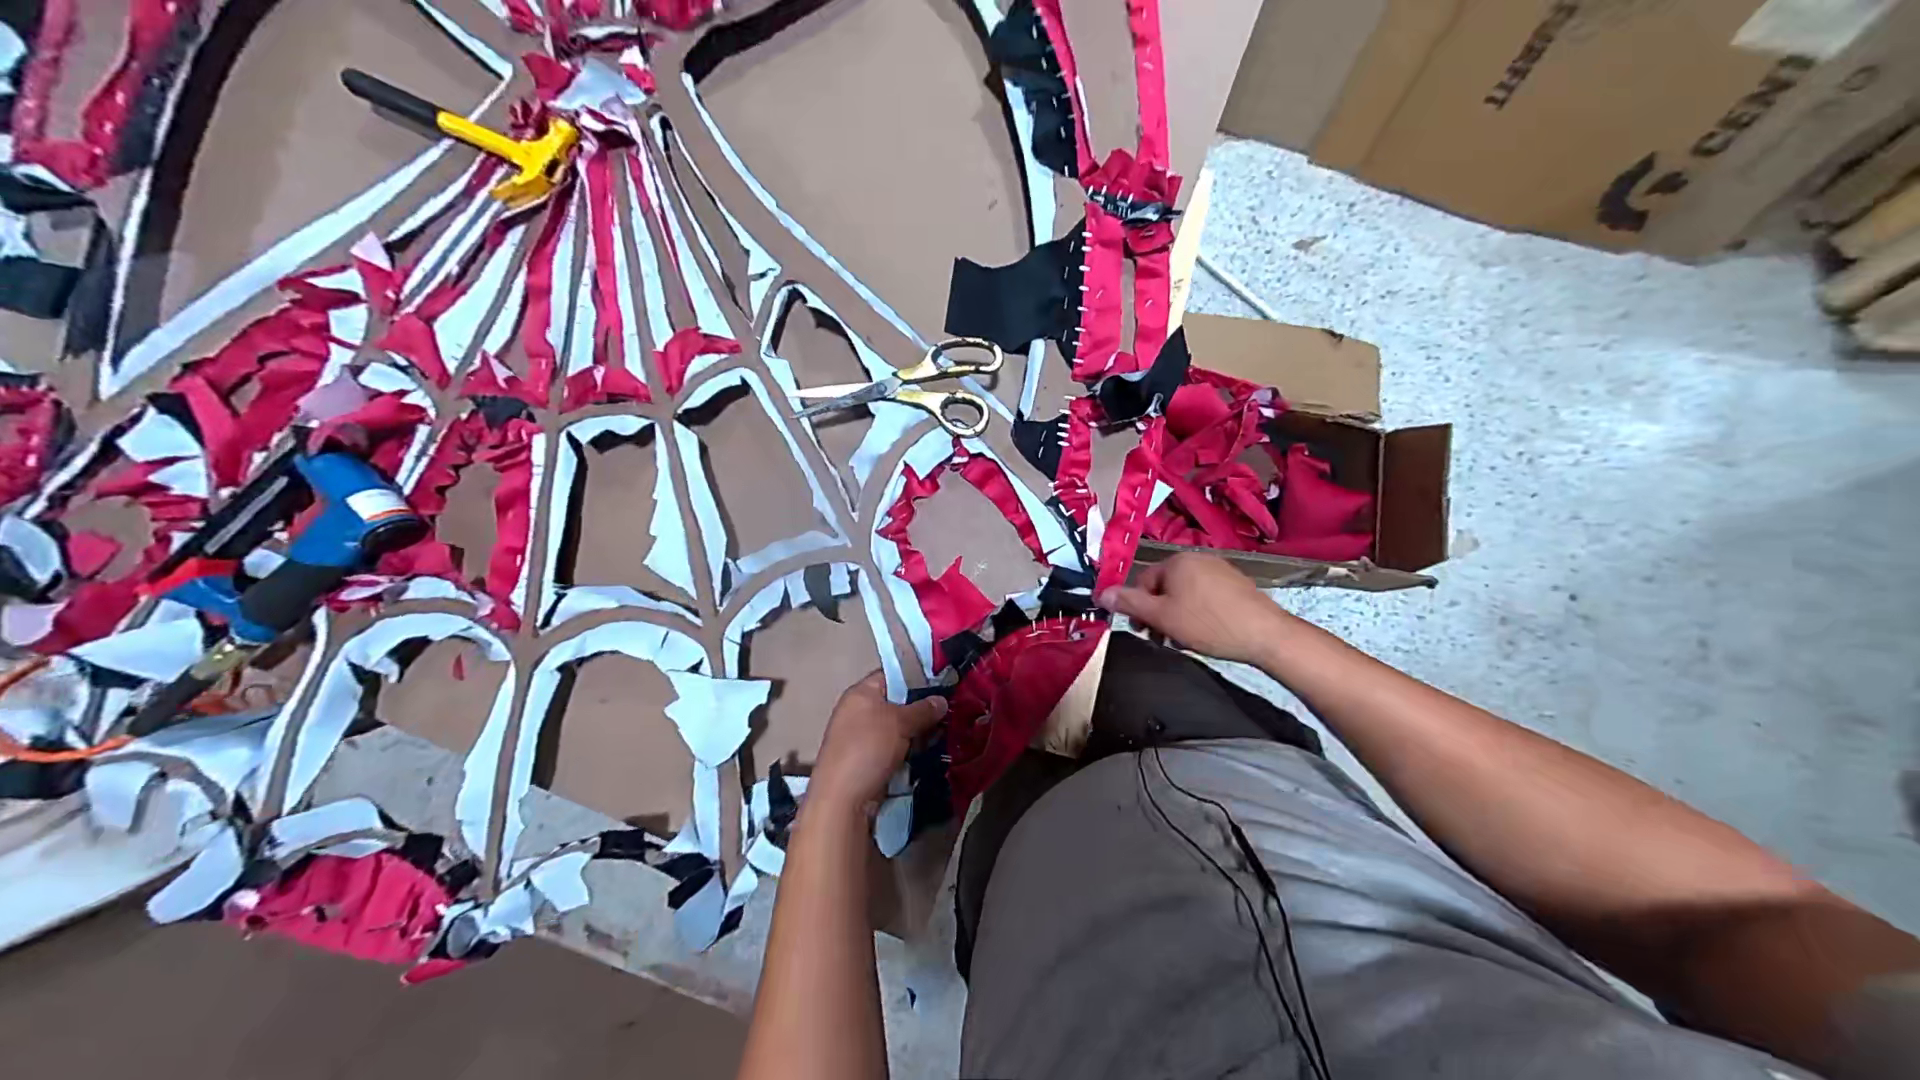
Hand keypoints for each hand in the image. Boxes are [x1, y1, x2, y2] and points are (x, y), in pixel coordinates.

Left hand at [808, 673, 946, 816]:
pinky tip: (933, 752)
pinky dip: (912, 750)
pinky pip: (897, 748)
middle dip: (923, 708)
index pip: (892, 675)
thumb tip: (942, 701)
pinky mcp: (870, 761)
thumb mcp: (899, 722)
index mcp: (861, 693)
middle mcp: (860, 711)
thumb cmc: (868, 748)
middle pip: (898, 703)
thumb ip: (922, 709)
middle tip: (952, 711)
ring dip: (920, 732)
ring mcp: (864, 738)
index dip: (917, 676)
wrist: (843, 799)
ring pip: (900, 728)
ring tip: (948, 731)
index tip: (944, 683)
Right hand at [1096, 552, 1293, 664]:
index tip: (1145, 632)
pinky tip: (1205, 633)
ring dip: (1177, 616)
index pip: (1143, 582)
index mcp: (1176, 561)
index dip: (1139, 608)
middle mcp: (1197, 558)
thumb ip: (1129, 603)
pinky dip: (1198, 613)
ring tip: (1185, 640)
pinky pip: (1205, 596)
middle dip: (1159, 613)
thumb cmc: (1207, 623)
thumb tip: (1100, 592)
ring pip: (1184, 593)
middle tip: (1164, 639)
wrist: (1265, 634)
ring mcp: (1220, 569)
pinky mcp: (1237, 584)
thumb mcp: (1161, 617)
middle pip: (1164, 587)